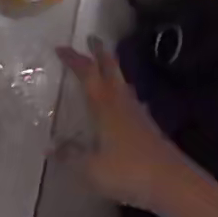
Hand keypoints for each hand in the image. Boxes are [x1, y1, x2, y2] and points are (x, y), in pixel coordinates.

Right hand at [55, 36, 195, 211]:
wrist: (167, 178)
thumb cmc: (126, 170)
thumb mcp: (90, 168)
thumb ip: (70, 155)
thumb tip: (51, 145)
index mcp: (104, 105)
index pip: (87, 73)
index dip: (74, 59)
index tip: (61, 47)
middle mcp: (121, 100)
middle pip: (110, 67)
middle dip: (99, 51)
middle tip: (91, 38)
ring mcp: (136, 109)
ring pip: (121, 80)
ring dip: (111, 68)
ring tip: (103, 64)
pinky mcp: (146, 122)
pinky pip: (129, 96)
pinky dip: (120, 90)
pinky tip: (120, 101)